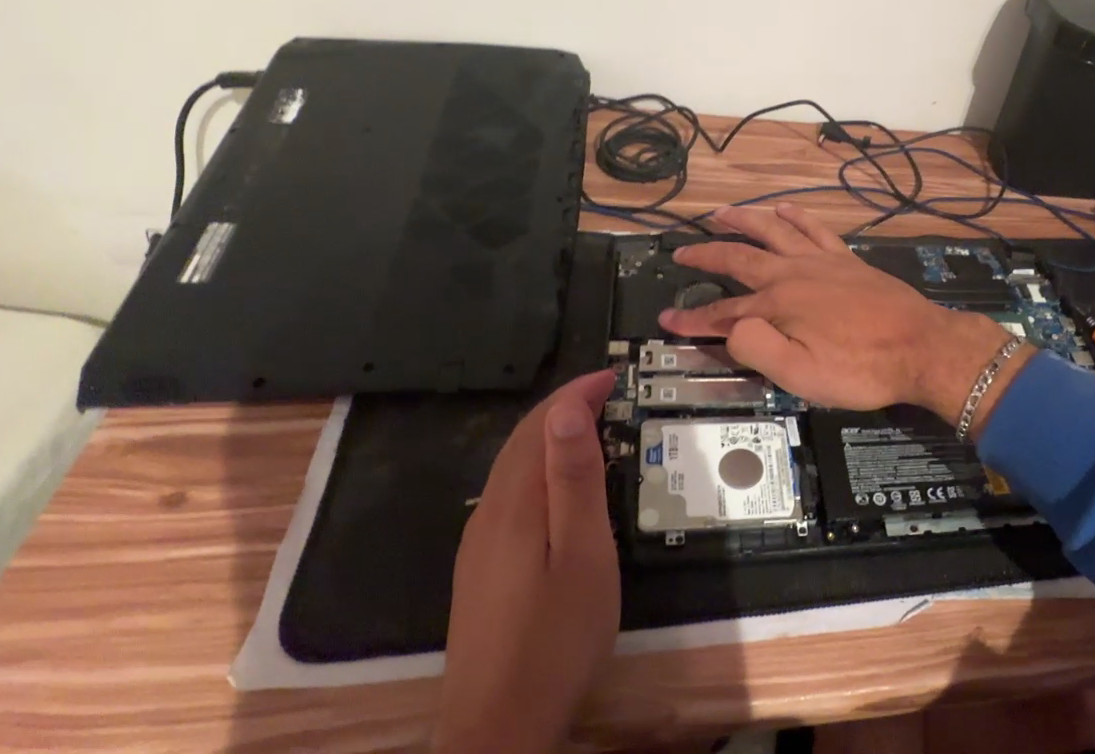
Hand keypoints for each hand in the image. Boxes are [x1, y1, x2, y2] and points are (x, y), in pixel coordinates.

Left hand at [435, 370, 618, 753]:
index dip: (577, 394)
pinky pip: (509, 495)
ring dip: (550, 437)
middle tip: (609, 395)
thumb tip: (566, 409)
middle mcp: (489, 513)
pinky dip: (538, 469)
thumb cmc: (556, 638)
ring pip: (512, 467)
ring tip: (593, 430)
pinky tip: (560, 489)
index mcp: (515, 503)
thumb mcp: (582, 556)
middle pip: (521, 441)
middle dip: (563, 408)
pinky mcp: (481, 567)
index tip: (614, 376)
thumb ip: (574, 482)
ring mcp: (479, 542)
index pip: (542, 425)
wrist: (497, 726)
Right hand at [659, 204, 1033, 431]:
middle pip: (740, 257)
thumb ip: (758, 349)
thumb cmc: (861, 369)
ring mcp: (821, 261)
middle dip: (706, 255)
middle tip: (682, 251)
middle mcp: (793, 274)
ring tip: (720, 212)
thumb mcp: (802, 375)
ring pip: (772, 230)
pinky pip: (813, 228)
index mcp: (778, 305)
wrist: (922, 347)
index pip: (723, 312)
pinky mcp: (846, 259)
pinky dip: (794, 215)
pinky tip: (784, 208)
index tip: (668, 319)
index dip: (693, 318)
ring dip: (743, 220)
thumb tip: (729, 326)